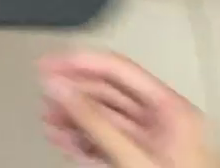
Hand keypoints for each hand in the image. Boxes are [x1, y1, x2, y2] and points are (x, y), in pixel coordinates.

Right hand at [39, 51, 219, 167]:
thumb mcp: (136, 157)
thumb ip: (95, 122)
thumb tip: (60, 87)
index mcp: (174, 109)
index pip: (118, 67)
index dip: (80, 61)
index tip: (50, 62)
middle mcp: (167, 121)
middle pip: (109, 93)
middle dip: (73, 94)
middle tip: (45, 94)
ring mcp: (158, 144)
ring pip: (107, 118)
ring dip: (75, 118)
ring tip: (49, 120)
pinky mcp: (148, 162)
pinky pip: (112, 140)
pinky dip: (88, 139)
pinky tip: (66, 139)